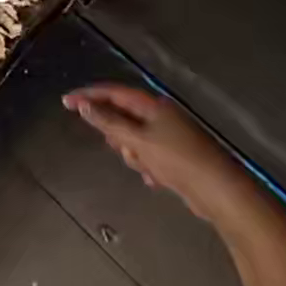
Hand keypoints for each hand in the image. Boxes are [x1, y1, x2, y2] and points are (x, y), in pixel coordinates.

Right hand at [64, 83, 248, 222]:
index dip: (88, 95)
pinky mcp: (175, 156)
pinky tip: (157, 179)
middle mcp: (161, 115)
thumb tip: (83, 104)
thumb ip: (108, 122)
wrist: (219, 192)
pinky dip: (147, 165)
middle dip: (118, 135)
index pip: (113, 93)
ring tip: (145, 167)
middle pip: (123, 117)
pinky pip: (148, 155)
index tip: (65, 101)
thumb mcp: (137, 141)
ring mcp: (169, 135)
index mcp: (153, 105)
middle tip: (122, 149)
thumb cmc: (177, 160)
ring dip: (133, 153)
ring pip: (134, 139)